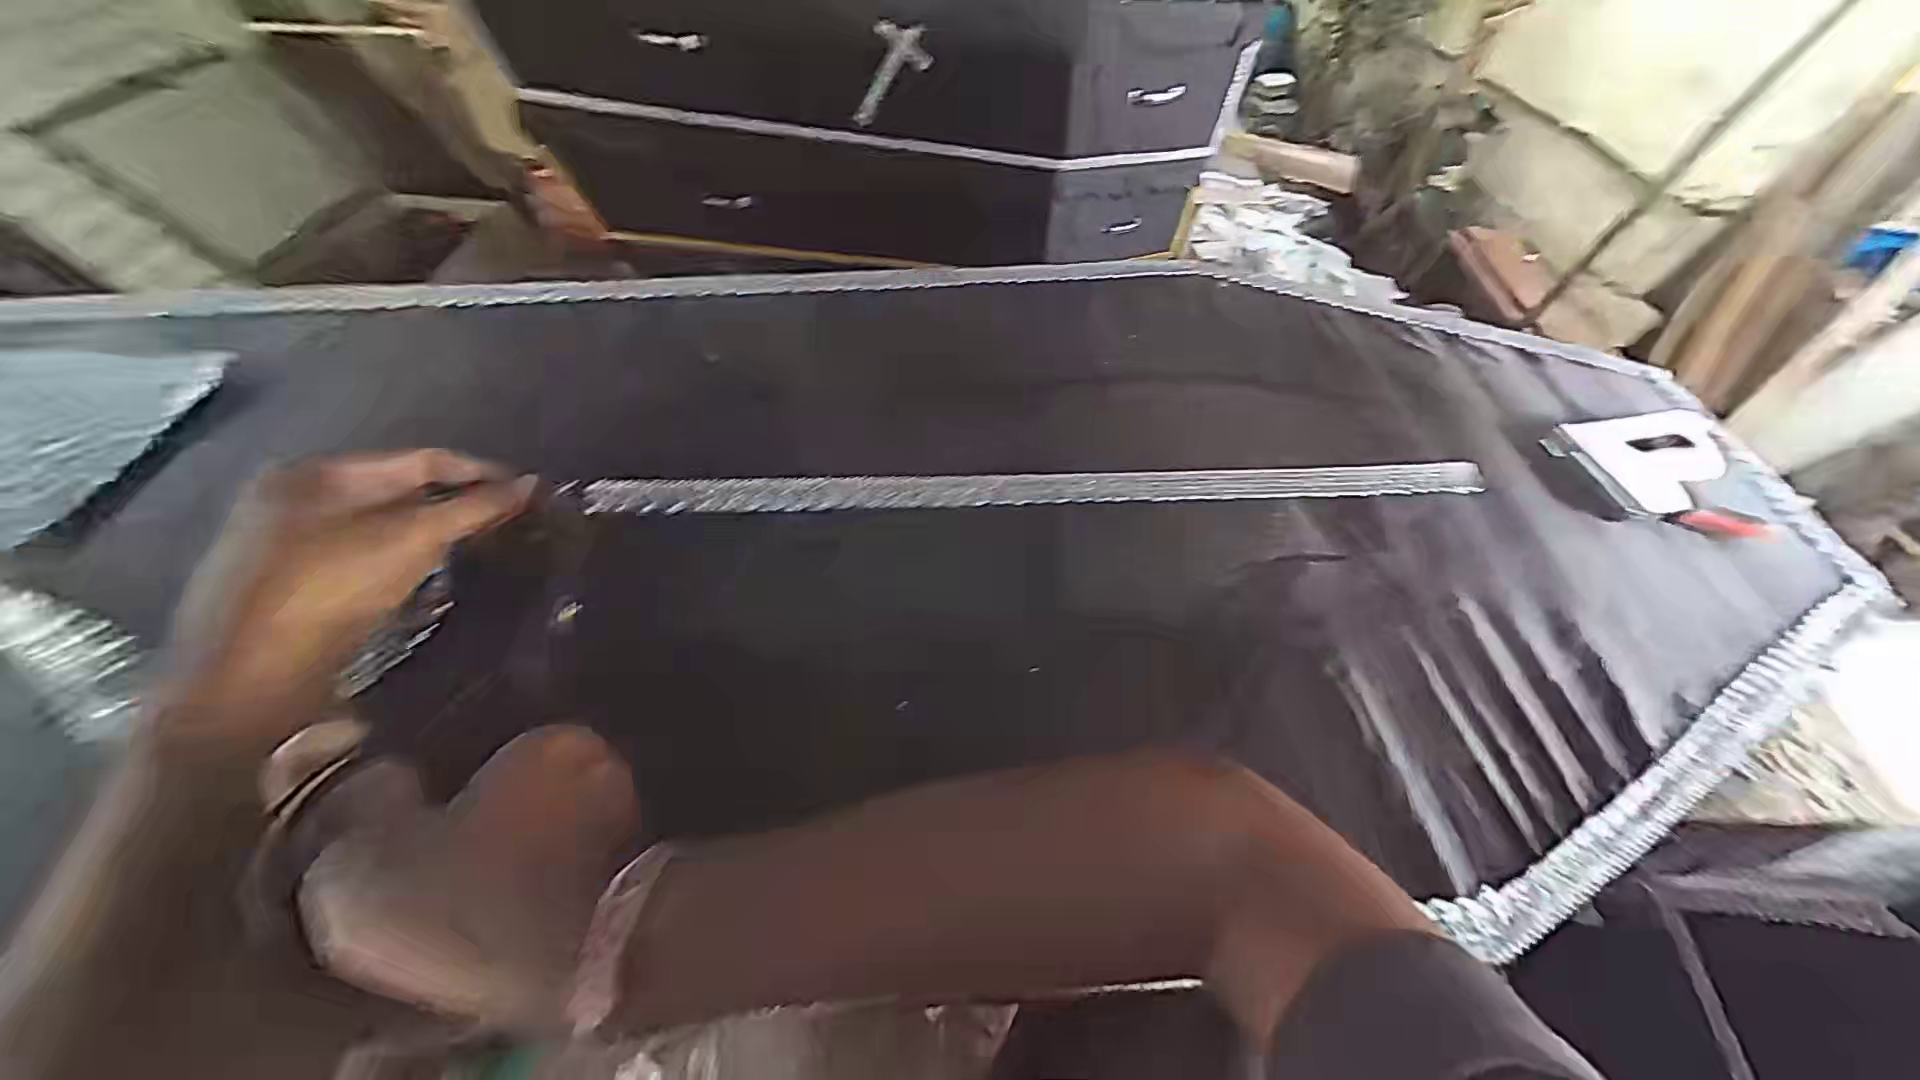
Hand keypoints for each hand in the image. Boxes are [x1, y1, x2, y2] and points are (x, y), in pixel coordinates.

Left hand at [162, 449, 534, 753]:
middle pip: (403, 489)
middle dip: (460, 503)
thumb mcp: (415, 538)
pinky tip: (431, 573)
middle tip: (511, 520)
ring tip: (482, 545)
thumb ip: (476, 508)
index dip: (481, 472)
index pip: (422, 459)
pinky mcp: (293, 576)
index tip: (529, 491)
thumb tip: (531, 484)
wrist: (251, 670)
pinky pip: (368, 550)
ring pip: (387, 522)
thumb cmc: (334, 585)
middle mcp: (299, 494)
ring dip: (437, 531)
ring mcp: (289, 537)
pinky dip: (407, 555)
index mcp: (320, 472)